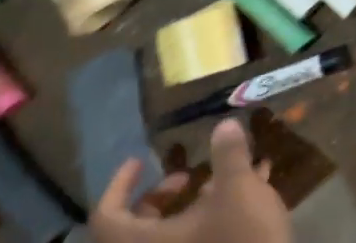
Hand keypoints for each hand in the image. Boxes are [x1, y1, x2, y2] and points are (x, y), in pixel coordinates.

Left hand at [90, 119, 290, 242]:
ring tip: (221, 180)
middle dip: (159, 195)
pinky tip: (249, 192)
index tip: (141, 161)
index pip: (107, 217)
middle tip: (186, 175)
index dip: (119, 185)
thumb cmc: (238, 238)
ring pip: (167, 235)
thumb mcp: (237, 190)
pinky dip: (210, 216)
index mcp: (143, 242)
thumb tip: (223, 125)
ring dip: (188, 205)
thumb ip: (229, 155)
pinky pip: (195, 239)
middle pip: (135, 227)